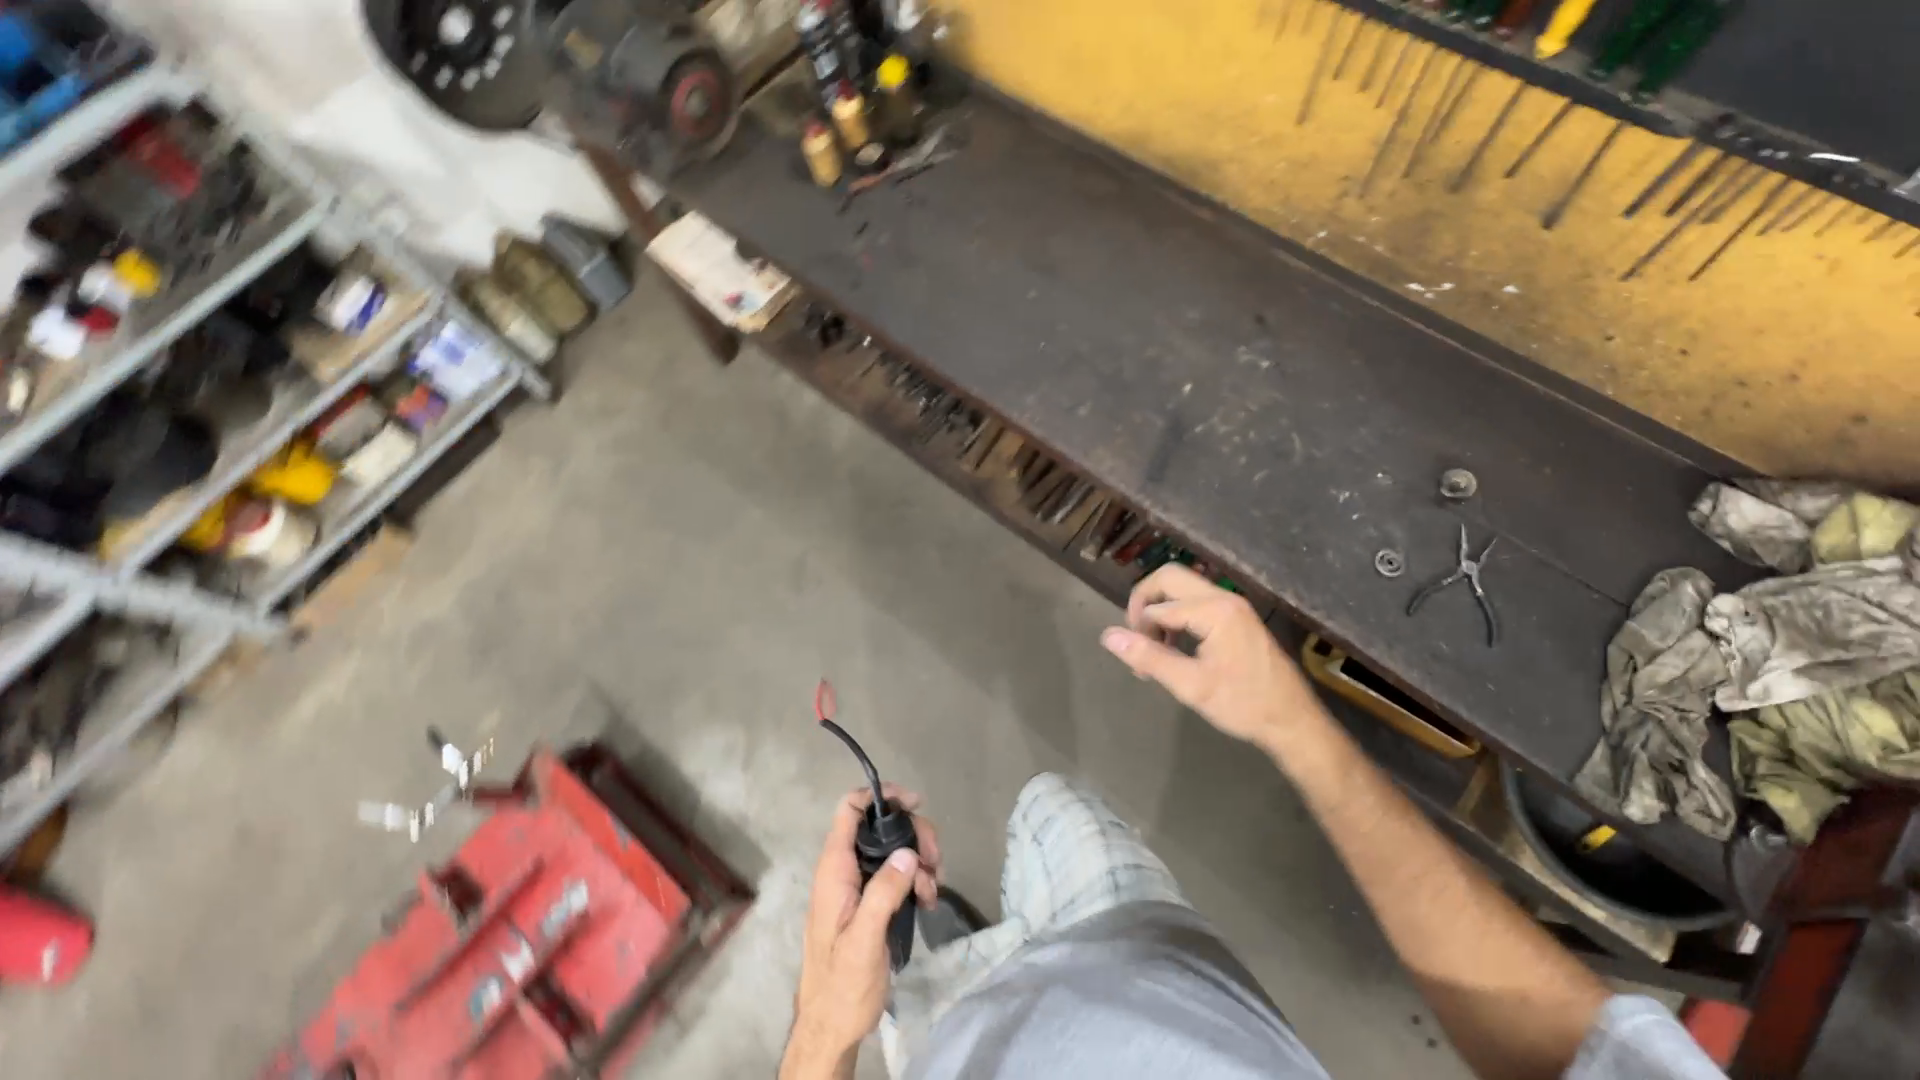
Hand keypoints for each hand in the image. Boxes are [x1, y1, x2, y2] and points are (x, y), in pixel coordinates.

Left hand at [782, 784, 941, 1078]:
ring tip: (931, 894)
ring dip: (919, 862)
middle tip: (936, 863)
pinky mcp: (868, 902)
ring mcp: (856, 886)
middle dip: (913, 836)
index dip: (881, 797)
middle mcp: (843, 869)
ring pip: (892, 850)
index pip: (850, 809)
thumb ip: (883, 892)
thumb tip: (908, 852)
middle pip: (880, 826)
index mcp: (834, 869)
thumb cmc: (842, 983)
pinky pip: (895, 874)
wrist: (832, 1025)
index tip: (916, 804)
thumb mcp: (864, 939)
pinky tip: (926, 902)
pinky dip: (915, 880)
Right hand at [1100, 564, 1319, 746]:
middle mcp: (1224, 598)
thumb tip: (1108, 636)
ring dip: (1161, 611)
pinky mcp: (1238, 617)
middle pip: (1169, 578)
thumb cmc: (1242, 705)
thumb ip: (1148, 657)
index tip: (1138, 665)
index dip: (1138, 632)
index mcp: (1214, 611)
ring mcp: (1234, 605)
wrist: (1292, 720)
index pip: (1157, 607)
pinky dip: (1178, 617)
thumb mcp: (1190, 685)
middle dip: (1144, 605)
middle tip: (1138, 640)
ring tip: (1155, 650)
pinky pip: (1197, 602)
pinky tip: (1175, 648)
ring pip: (1183, 589)